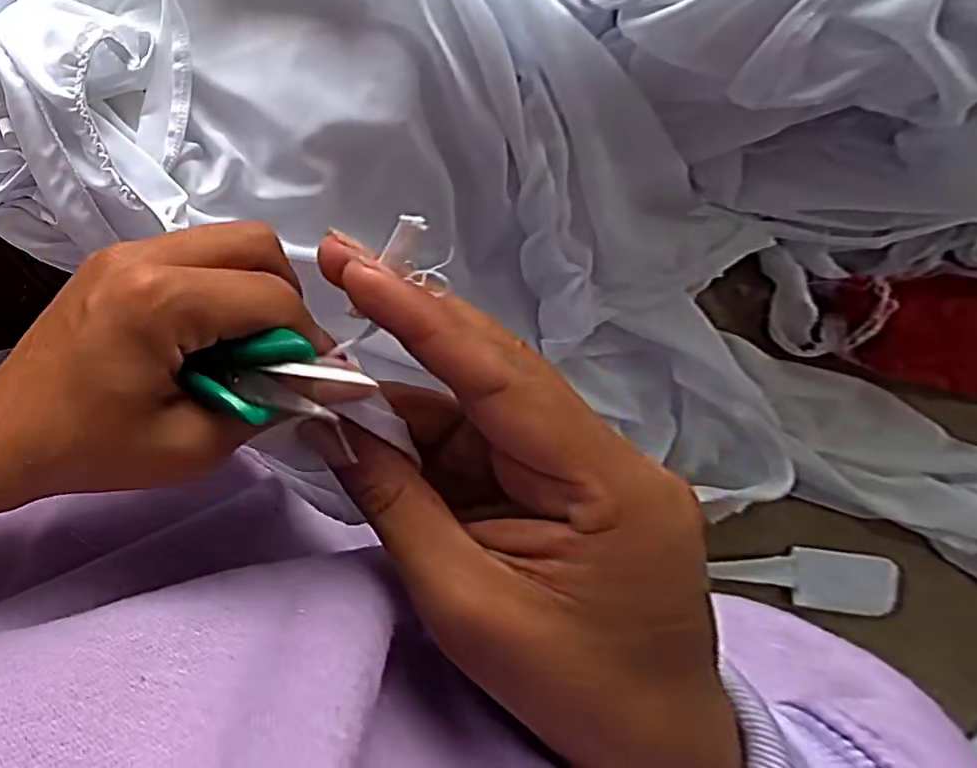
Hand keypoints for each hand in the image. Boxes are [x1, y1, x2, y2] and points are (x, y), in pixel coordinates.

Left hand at [0, 222, 328, 508]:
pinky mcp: (113, 258)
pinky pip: (189, 252)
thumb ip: (261, 406)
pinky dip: (215, 283)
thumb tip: (311, 380)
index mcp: (157, 299)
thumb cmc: (88, 449)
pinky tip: (201, 331)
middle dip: (284, 295)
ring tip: (240, 342)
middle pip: (254, 242)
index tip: (313, 377)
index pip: (269, 297)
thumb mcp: (188, 446)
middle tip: (276, 351)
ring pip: (223, 239)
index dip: (306, 339)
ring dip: (250, 285)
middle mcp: (142, 254)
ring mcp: (123, 249)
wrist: (5, 432)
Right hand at [316, 233, 740, 767]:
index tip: (359, 269)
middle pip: (485, 361)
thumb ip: (393, 501)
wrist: (652, 751)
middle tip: (341, 258)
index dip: (420, 315)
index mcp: (603, 482)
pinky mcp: (538, 472)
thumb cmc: (571, 690)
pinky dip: (403, 422)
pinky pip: (461, 429)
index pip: (497, 375)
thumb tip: (329, 424)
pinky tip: (359, 417)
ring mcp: (564, 458)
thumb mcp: (464, 603)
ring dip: (391, 382)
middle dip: (406, 309)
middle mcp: (591, 450)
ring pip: (463, 393)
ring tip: (324, 361)